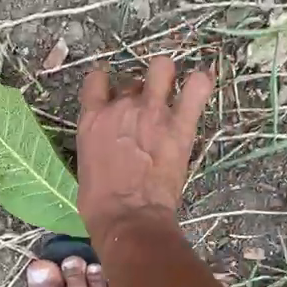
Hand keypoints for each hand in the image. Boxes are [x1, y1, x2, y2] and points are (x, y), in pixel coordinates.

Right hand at [76, 55, 214, 241]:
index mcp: (93, 120)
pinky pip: (197, 87)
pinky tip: (199, 87)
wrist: (128, 218)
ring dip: (165, 75)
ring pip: (162, 67)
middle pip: (130, 80)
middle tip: (143, 112)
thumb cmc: (100, 205)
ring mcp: (153, 112)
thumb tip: (108, 148)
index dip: (103, 84)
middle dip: (137, 92)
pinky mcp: (180, 125)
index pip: (95, 80)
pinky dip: (200, 84)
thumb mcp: (87, 169)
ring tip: (170, 90)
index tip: (109, 94)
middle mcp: (121, 107)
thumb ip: (98, 146)